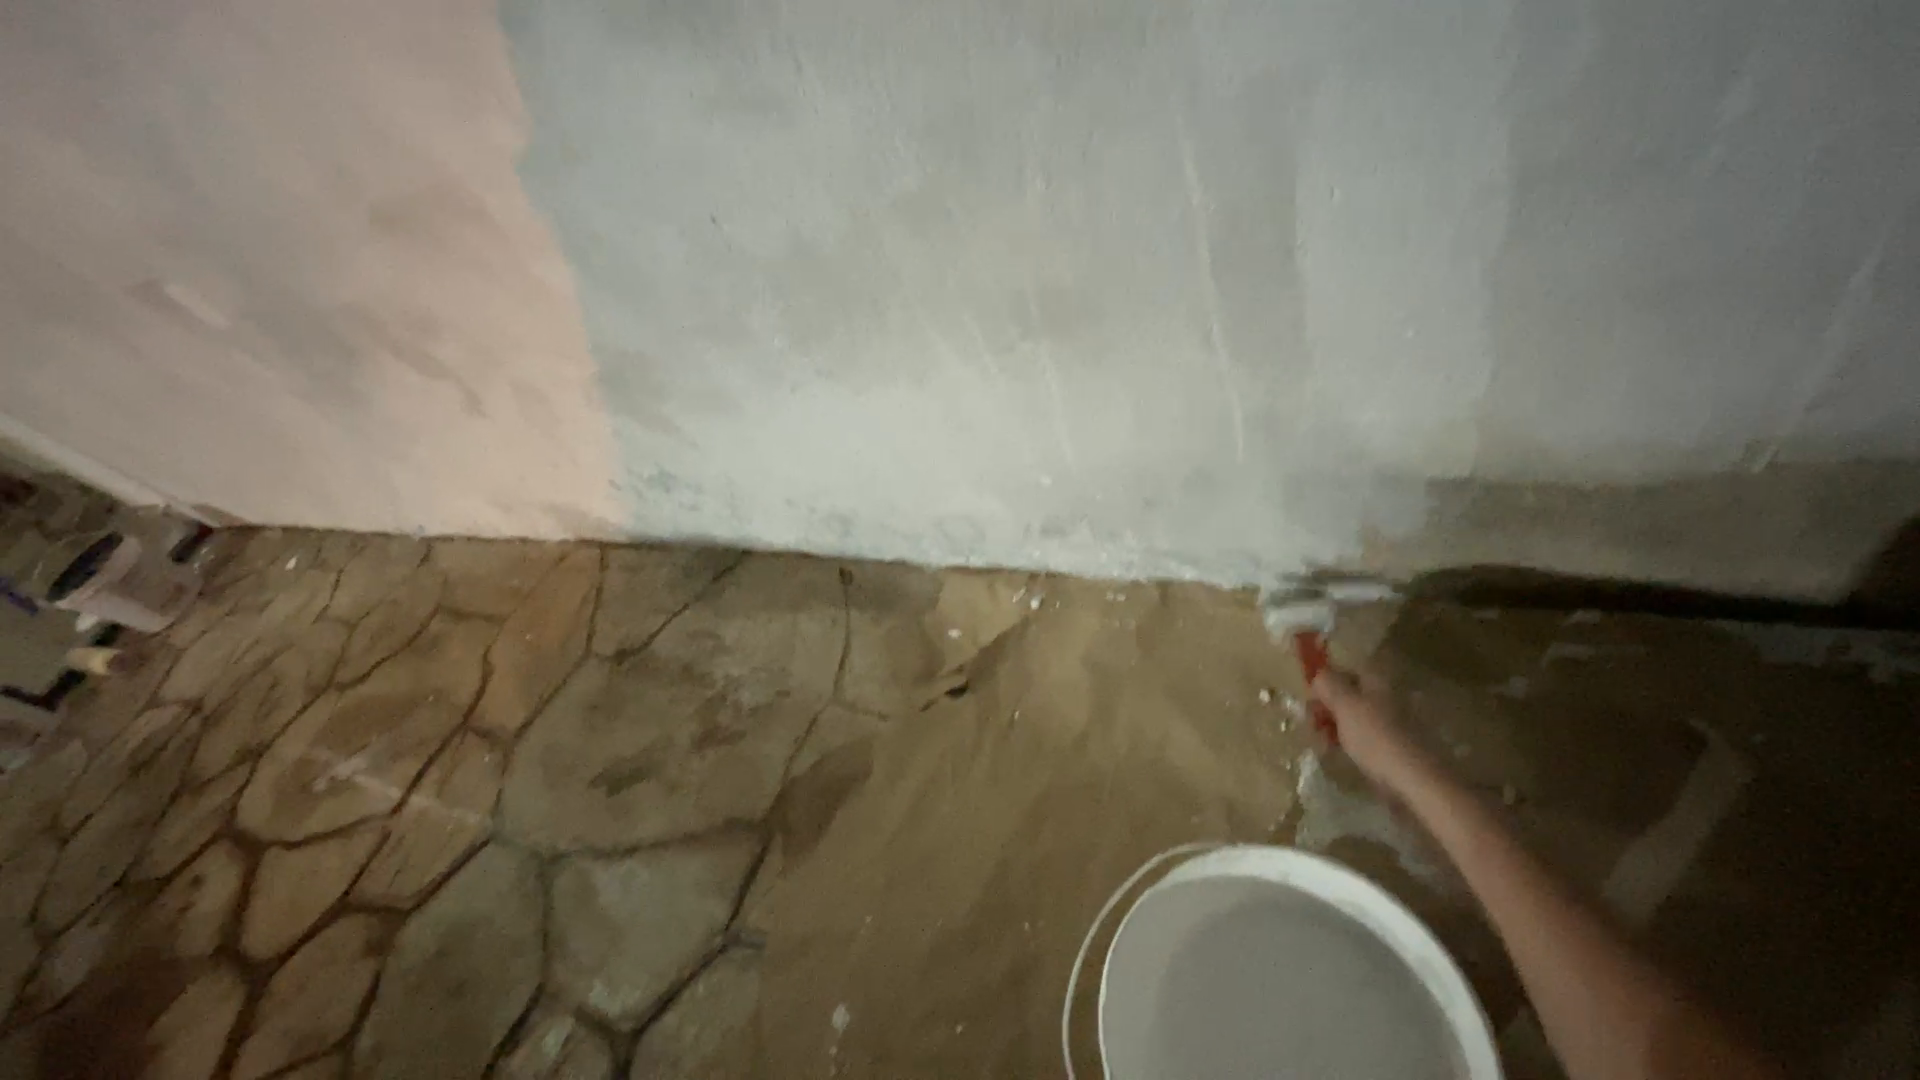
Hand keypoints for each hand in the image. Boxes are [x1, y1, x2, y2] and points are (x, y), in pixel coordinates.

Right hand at [1309, 665, 1441, 797]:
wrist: (1417, 782)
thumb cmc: (1377, 738)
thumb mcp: (1345, 705)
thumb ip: (1329, 684)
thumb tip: (1319, 674)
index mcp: (1378, 683)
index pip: (1349, 670)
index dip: (1328, 680)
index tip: (1311, 696)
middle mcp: (1388, 699)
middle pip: (1351, 695)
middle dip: (1328, 707)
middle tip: (1312, 724)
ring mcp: (1394, 725)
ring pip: (1356, 719)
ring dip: (1335, 727)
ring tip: (1322, 743)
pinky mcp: (1395, 750)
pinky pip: (1365, 740)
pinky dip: (1349, 745)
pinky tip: (1340, 756)